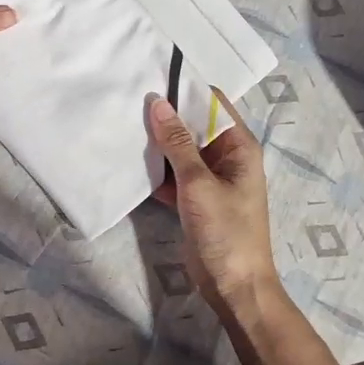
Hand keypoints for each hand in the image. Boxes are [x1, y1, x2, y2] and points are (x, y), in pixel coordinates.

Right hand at [149, 92, 277, 309]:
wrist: (234, 288)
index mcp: (239, 147)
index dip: (185, 90)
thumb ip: (177, 143)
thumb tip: (159, 103)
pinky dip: (157, 169)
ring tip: (124, 124)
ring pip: (180, 149)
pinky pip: (173, 172)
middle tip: (129, 99)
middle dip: (166, 116)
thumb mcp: (198, 184)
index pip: (213, 104)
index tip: (152, 77)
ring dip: (158, 143)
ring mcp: (211, 178)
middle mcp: (227, 157)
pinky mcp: (195, 197)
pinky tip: (130, 160)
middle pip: (194, 125)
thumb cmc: (225, 232)